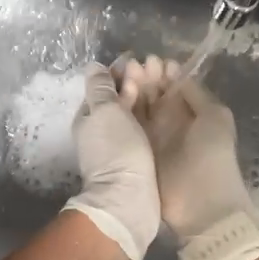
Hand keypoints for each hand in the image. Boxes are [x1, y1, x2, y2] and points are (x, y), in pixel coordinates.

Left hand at [62, 63, 161, 259]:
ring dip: (148, 95)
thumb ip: (100, 88)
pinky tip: (170, 107)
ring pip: (134, 112)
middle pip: (119, 98)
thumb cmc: (116, 150)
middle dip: (137, 81)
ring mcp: (120, 144)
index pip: (103, 86)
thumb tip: (94, 67)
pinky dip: (154, 114)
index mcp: (89, 117)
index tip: (140, 61)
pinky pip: (145, 127)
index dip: (120, 71)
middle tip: (159, 67)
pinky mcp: (138, 156)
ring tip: (168, 81)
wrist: (130, 198)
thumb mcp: (103, 111)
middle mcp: (102, 129)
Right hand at [140, 67, 258, 259]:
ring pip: (139, 105)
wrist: (201, 202)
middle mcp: (170, 122)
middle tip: (135, 64)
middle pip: (154, 93)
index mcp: (191, 113)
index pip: (173, 86)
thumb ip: (196, 94)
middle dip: (146, 77)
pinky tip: (121, 94)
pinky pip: (128, 124)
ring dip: (134, 88)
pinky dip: (124, 108)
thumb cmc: (214, 156)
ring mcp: (152, 136)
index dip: (164, 72)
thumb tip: (177, 75)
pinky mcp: (137, 149)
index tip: (153, 60)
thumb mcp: (215, 117)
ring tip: (127, 74)